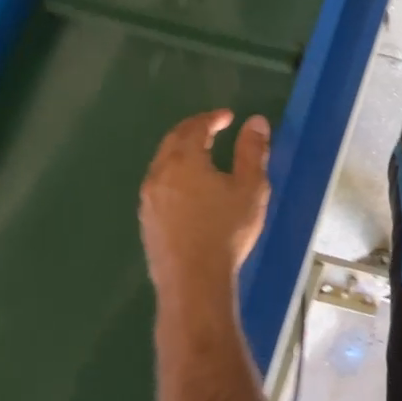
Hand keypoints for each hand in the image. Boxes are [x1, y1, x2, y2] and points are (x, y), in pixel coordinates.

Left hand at [140, 110, 272, 287]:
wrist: (193, 283)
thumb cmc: (226, 230)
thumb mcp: (250, 187)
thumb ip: (252, 151)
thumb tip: (255, 122)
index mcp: (184, 162)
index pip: (194, 128)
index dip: (212, 118)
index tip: (228, 116)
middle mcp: (159, 176)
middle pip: (172, 141)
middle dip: (193, 129)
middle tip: (213, 127)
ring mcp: (148, 201)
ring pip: (162, 163)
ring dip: (181, 150)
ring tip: (202, 153)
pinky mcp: (147, 222)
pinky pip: (158, 183)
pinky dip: (174, 172)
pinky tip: (188, 186)